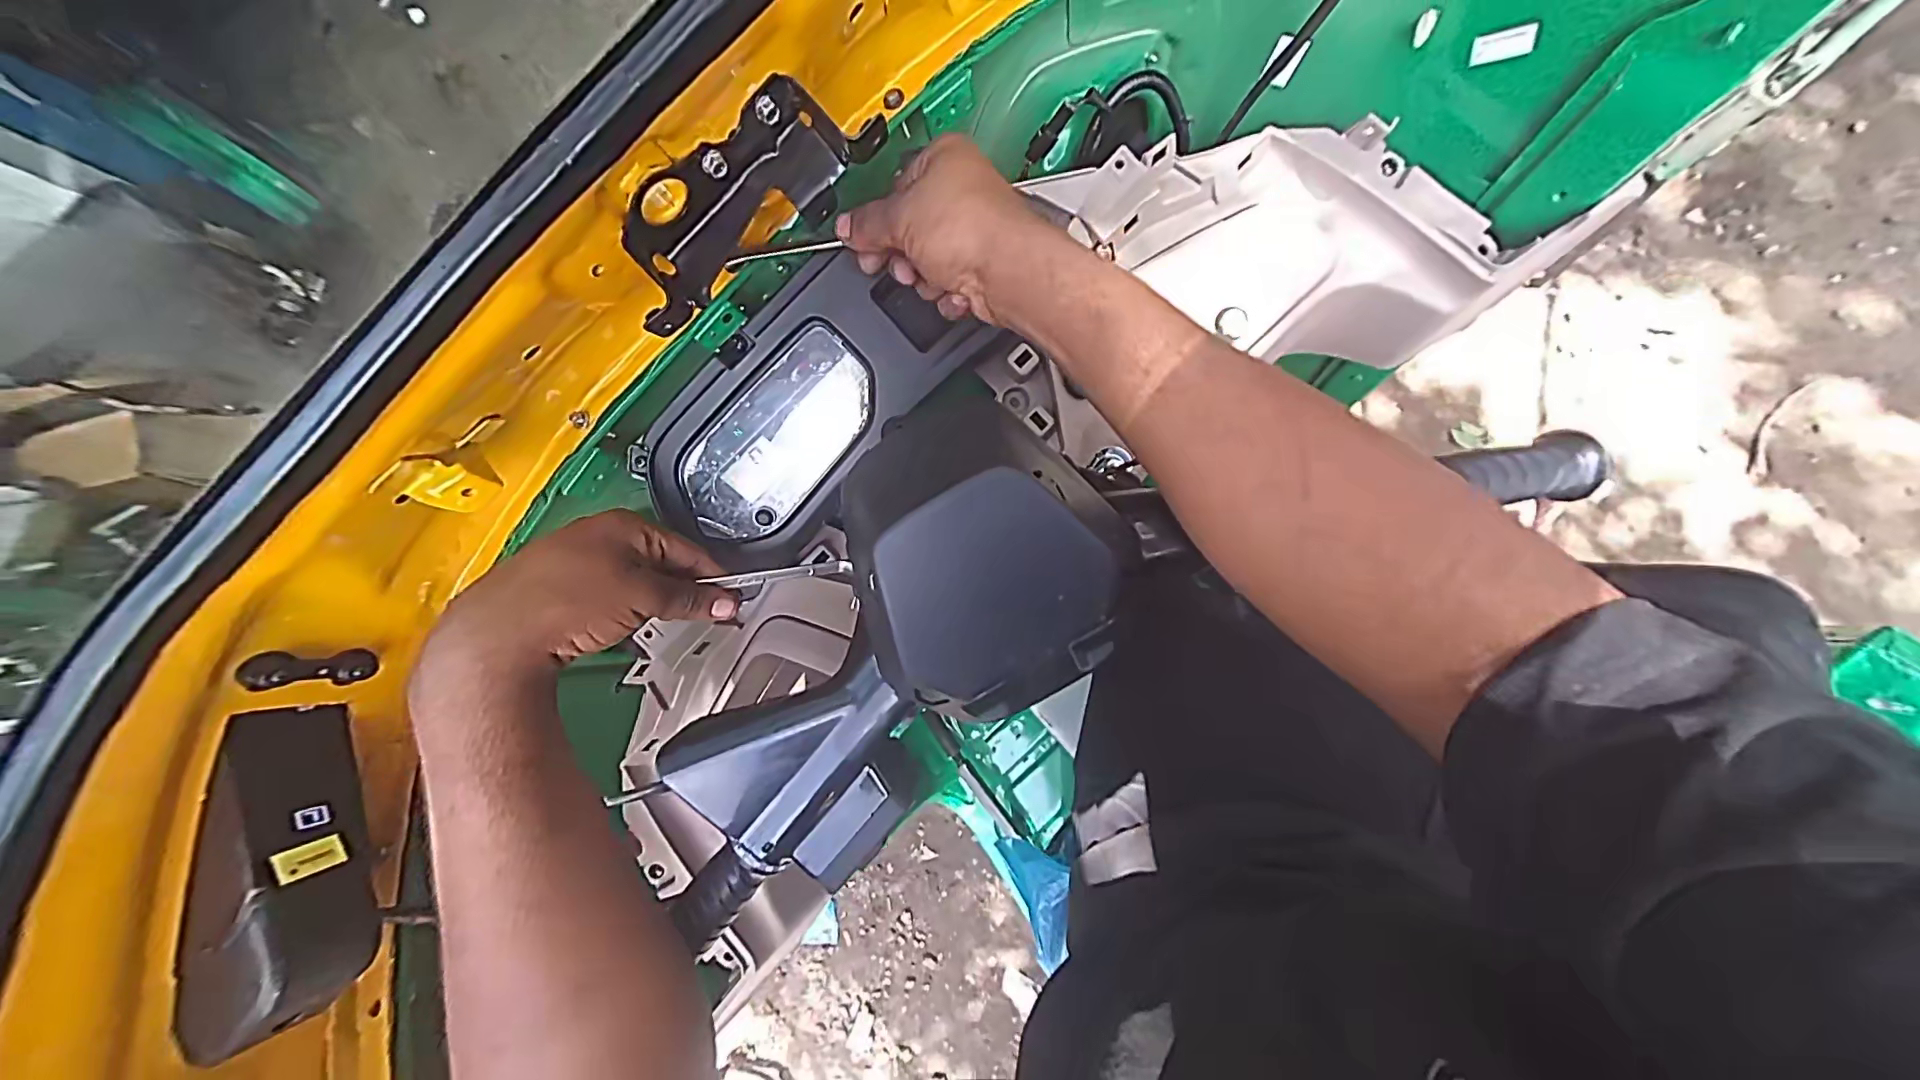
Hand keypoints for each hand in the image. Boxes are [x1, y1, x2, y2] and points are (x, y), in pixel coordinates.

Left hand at [414, 510, 738, 687]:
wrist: (496, 641)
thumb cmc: (560, 602)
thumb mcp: (642, 596)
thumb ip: (689, 598)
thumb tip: (723, 601)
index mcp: (622, 524)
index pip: (686, 547)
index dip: (712, 574)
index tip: (730, 597)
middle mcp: (598, 537)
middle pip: (662, 563)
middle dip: (685, 589)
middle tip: (706, 613)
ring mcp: (577, 563)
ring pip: (637, 582)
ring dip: (656, 602)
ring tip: (663, 623)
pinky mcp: (561, 591)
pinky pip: (612, 597)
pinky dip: (628, 612)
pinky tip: (626, 629)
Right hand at [837, 135, 1055, 323]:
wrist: (1009, 273)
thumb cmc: (973, 231)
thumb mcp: (899, 219)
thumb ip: (867, 224)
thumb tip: (850, 227)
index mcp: (943, 157)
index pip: (893, 185)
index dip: (874, 217)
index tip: (862, 237)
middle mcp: (962, 189)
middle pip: (910, 227)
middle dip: (899, 253)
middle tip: (894, 261)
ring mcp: (974, 231)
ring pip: (928, 260)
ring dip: (923, 276)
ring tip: (931, 275)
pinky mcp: (982, 267)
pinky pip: (949, 281)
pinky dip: (947, 291)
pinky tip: (953, 287)